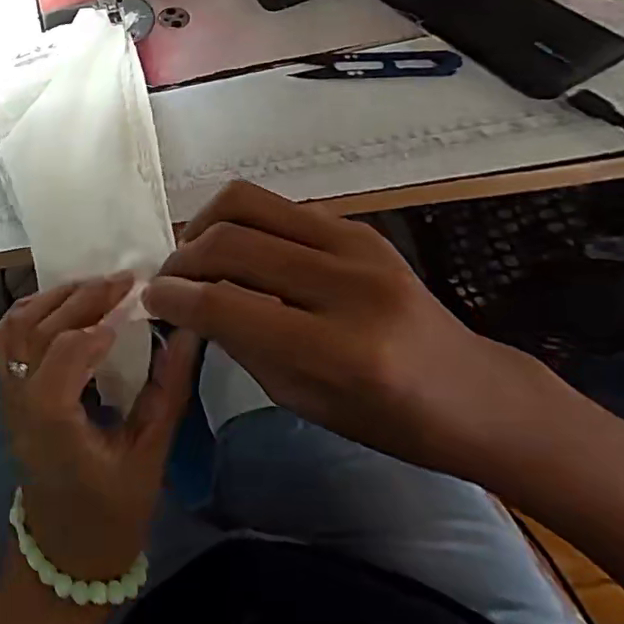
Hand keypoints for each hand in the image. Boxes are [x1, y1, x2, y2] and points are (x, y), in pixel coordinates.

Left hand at [0, 275, 199, 584]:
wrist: (64, 553)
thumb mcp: (149, 455)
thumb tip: (186, 334)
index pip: (64, 350)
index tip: (136, 303)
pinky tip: (66, 305)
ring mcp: (6, 395)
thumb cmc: (111, 514)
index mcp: (51, 421)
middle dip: (81, 297)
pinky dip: (32, 311)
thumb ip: (167, 392)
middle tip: (123, 280)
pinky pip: (7, 338)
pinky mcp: (7, 393)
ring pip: (13, 326)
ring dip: (52, 298)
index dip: (99, 321)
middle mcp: (19, 400)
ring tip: (95, 286)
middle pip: (37, 329)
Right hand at [142, 181, 577, 484]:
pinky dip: (241, 224)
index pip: (226, 305)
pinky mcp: (359, 227)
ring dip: (204, 225)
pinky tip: (239, 252)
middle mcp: (349, 285)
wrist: (473, 392)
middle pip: (230, 242)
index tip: (149, 300)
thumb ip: (240, 343)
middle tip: (166, 281)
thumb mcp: (301, 399)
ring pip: (247, 202)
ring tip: (194, 255)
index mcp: (340, 350)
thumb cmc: (387, 421)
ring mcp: (357, 245)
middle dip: (181, 259)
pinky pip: (277, 207)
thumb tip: (186, 302)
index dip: (174, 299)